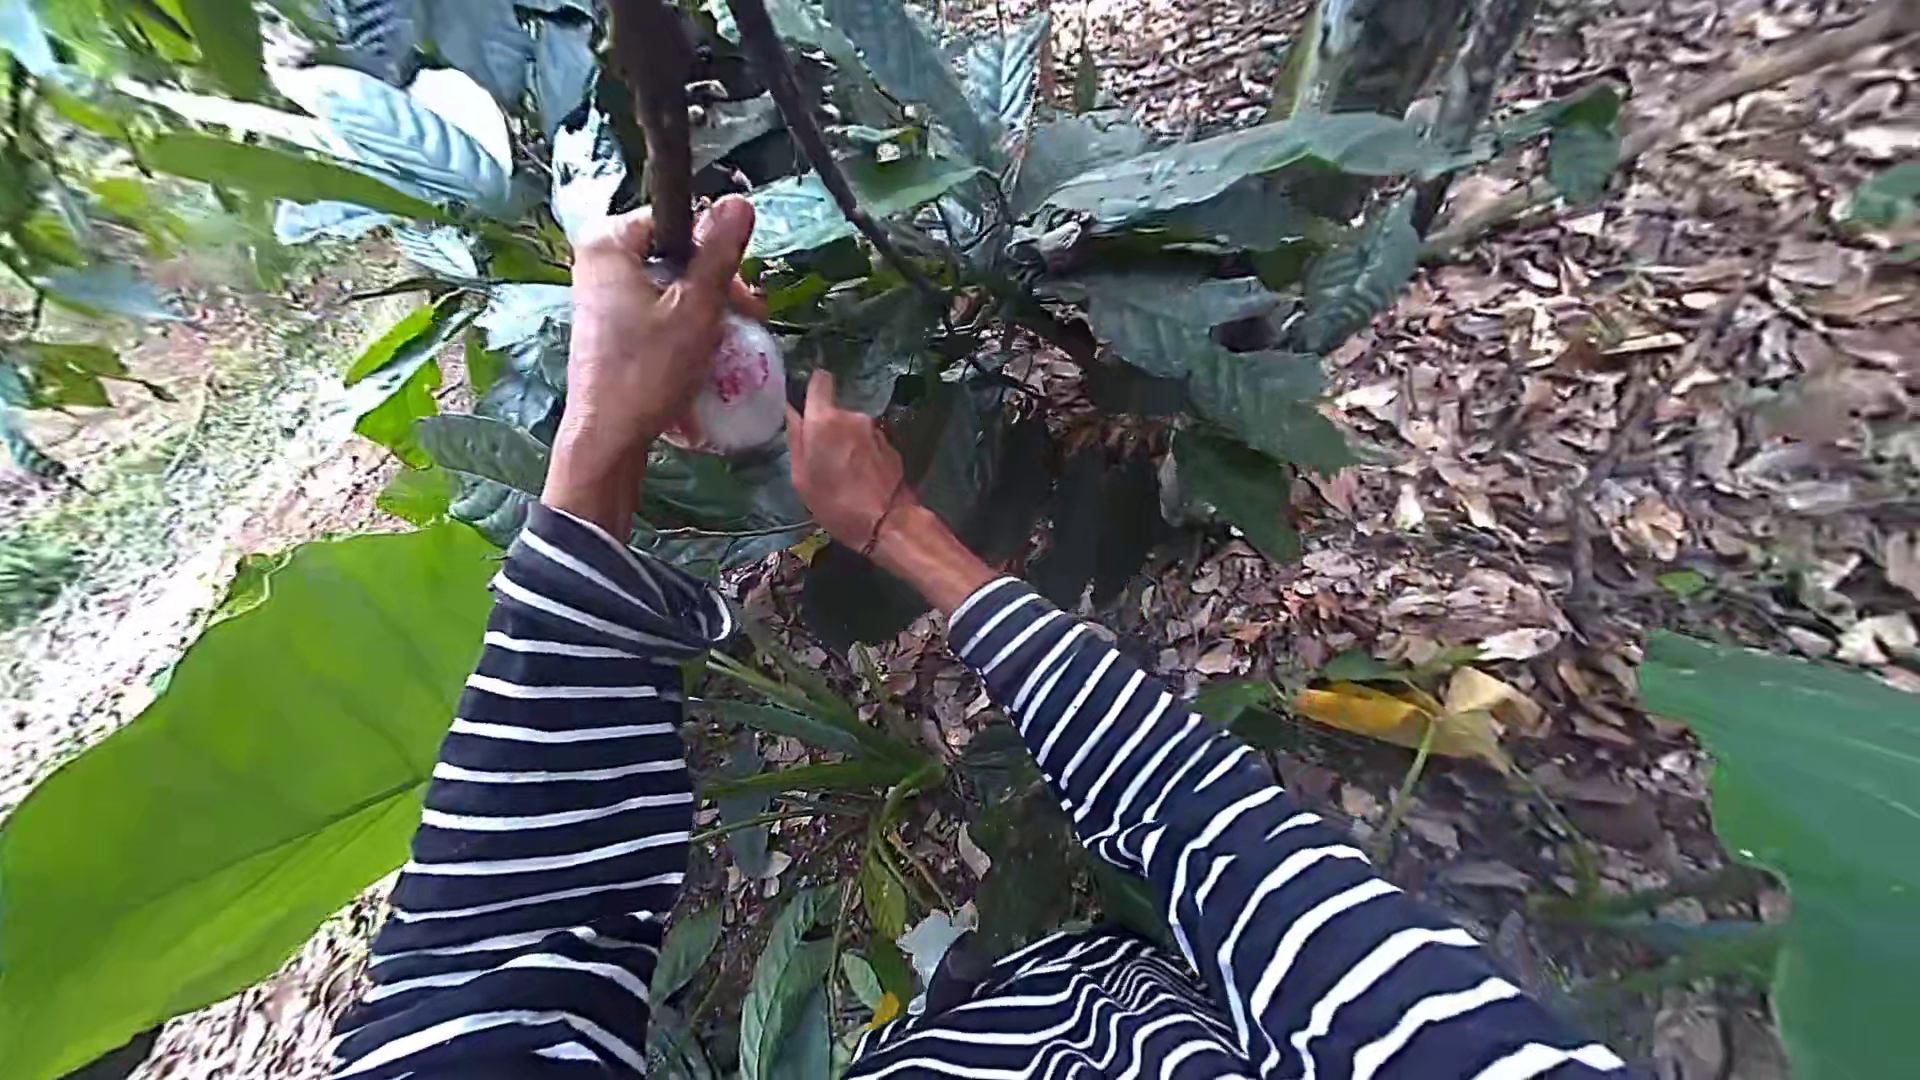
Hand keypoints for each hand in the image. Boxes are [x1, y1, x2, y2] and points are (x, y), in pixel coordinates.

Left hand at [544, 196, 760, 535]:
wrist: (612, 431)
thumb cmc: (651, 367)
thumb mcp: (697, 309)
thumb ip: (719, 255)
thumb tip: (742, 202)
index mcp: (610, 242)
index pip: (678, 223)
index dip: (718, 254)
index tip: (744, 293)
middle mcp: (599, 260)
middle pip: (676, 255)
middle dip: (717, 286)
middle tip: (747, 319)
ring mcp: (602, 295)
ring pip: (671, 286)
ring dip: (707, 309)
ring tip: (729, 341)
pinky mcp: (610, 326)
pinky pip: (658, 310)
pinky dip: (685, 325)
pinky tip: (703, 351)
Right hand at [786, 369, 994, 612]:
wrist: (886, 522)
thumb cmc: (835, 503)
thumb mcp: (802, 478)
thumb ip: (796, 440)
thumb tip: (791, 413)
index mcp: (825, 420)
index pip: (820, 381)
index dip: (814, 387)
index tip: (808, 399)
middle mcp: (853, 417)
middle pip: (836, 412)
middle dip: (829, 428)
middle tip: (823, 457)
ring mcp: (876, 430)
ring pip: (854, 429)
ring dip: (848, 443)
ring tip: (844, 472)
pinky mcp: (892, 445)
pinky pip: (870, 443)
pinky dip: (864, 453)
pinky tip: (862, 476)